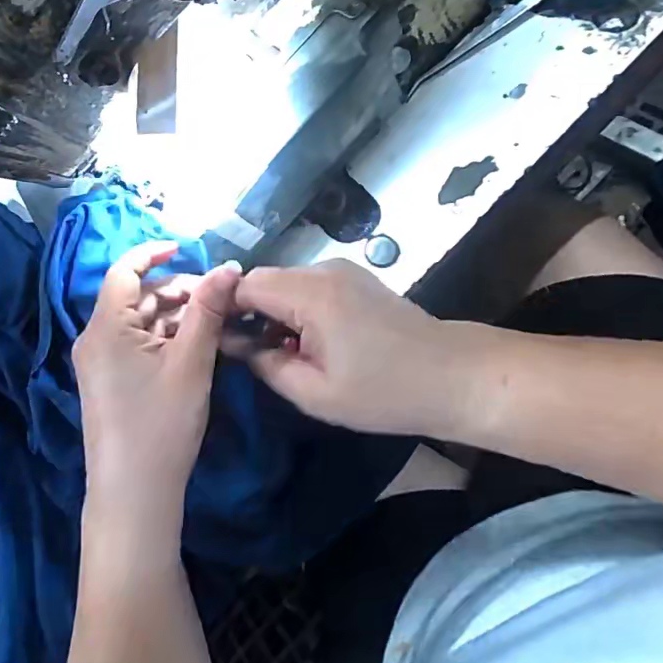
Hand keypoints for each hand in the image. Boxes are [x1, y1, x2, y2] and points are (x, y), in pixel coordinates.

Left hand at [74, 242, 241, 520]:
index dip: (153, 253)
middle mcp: (95, 338)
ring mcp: (99, 362)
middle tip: (218, 297)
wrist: (133, 497)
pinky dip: (164, 338)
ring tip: (215, 321)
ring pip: (139, 322)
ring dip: (174, 315)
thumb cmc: (161, 424)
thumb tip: (229, 266)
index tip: (185, 247)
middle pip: (136, 297)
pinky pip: (135, 344)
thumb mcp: (191, 363)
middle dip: (176, 291)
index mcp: (105, 326)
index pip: (124, 270)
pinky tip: (195, 345)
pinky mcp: (108, 381)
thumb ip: (208, 310)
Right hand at [231, 260, 486, 438]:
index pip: (245, 284)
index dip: (221, 306)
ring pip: (283, 281)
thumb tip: (234, 344)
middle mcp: (321, 270)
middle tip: (238, 347)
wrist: (453, 377)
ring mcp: (340, 270)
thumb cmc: (384, 392)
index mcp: (310, 294)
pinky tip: (300, 337)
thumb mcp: (315, 393)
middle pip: (263, 279)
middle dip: (244, 309)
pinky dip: (292, 305)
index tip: (209, 334)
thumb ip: (265, 364)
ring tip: (270, 347)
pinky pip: (305, 284)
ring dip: (269, 308)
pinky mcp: (352, 277)